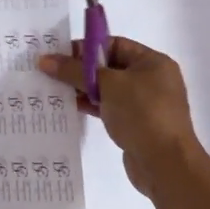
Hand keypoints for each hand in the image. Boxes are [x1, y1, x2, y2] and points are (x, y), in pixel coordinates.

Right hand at [40, 37, 202, 196]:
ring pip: (107, 89)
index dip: (86, 47)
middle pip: (109, 66)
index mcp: (152, 62)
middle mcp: (151, 80)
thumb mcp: (107, 85)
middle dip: (80, 69)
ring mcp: (145, 104)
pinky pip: (109, 108)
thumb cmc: (142, 113)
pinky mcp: (136, 124)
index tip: (59, 54)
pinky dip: (91, 106)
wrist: (165, 164)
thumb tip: (44, 60)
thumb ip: (75, 71)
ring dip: (83, 89)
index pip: (114, 45)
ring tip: (54, 89)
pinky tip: (69, 107)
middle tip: (51, 71)